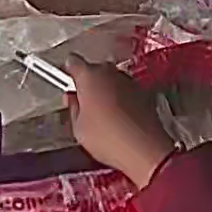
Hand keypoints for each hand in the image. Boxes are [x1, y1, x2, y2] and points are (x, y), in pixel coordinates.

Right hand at [66, 57, 175, 188]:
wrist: (145, 149)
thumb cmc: (108, 138)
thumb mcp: (79, 128)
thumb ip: (72, 107)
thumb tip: (72, 99)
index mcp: (88, 75)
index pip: (72, 62)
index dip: (68, 71)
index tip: (67, 82)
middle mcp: (108, 71)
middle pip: (93, 70)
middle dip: (88, 83)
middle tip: (84, 104)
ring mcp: (127, 79)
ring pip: (110, 78)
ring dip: (106, 89)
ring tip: (103, 114)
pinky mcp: (142, 90)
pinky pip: (125, 89)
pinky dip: (121, 97)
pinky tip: (119, 117)